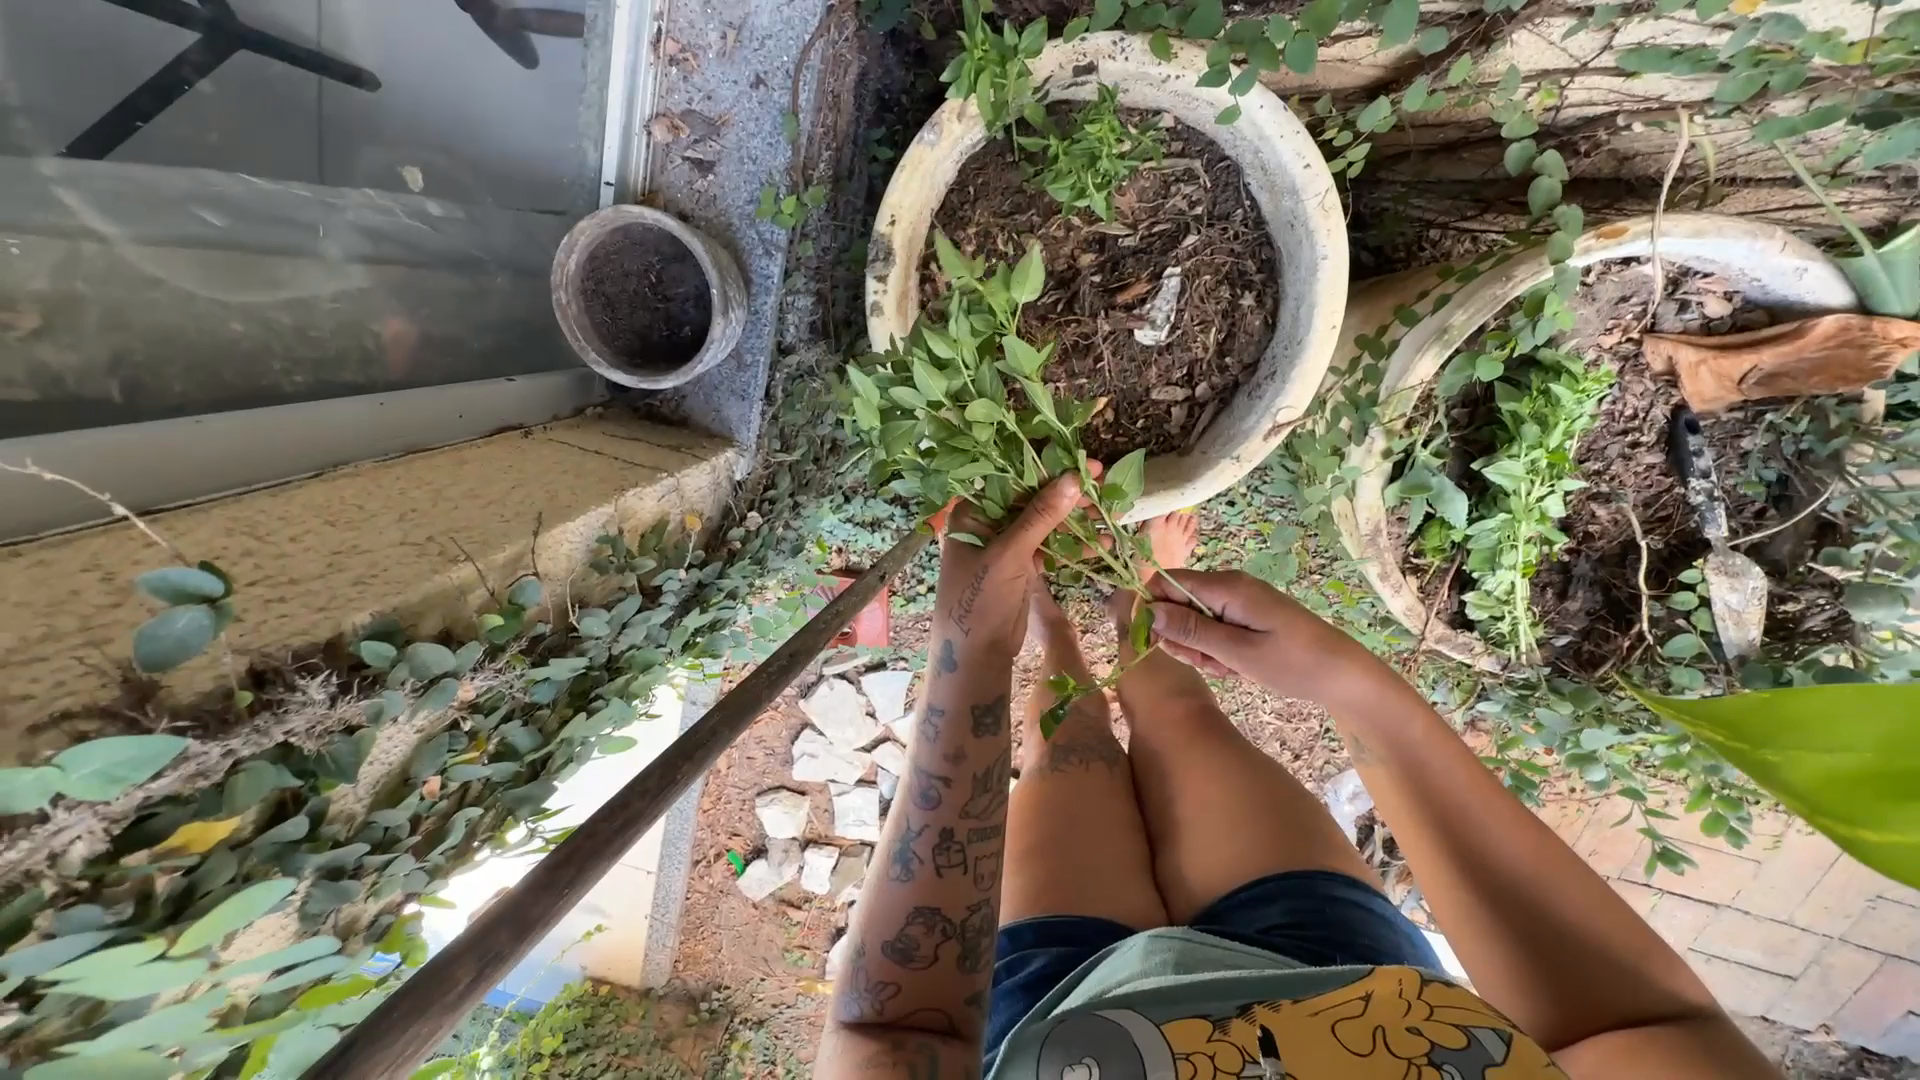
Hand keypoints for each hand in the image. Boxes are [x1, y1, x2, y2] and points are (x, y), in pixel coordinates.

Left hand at [933, 470, 1094, 659]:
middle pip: (1035, 501)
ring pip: (1048, 525)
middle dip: (1071, 496)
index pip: (1014, 481)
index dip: (1050, 471)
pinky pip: (1052, 549)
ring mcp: (1007, 546)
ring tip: (1114, 514)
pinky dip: (1075, 547)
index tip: (1085, 465)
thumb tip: (1073, 479)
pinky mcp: (1023, 566)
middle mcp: (988, 525)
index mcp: (973, 514)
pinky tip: (1104, 543)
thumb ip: (1041, 516)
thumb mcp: (1010, 554)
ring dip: (1079, 521)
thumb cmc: (979, 601)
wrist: (977, 656)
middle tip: (1107, 487)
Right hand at [1145, 569, 1384, 703]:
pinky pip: (1213, 626)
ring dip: (1199, 647)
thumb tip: (1149, 611)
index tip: (1157, 643)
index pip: (1166, 582)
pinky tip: (1233, 666)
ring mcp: (1239, 600)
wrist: (1343, 674)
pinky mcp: (1246, 614)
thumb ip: (1191, 630)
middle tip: (1203, 663)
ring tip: (1225, 668)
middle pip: (1178, 602)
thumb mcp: (1237, 652)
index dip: (1153, 610)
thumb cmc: (1293, 663)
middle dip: (1180, 635)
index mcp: (1226, 587)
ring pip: (1194, 619)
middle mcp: (1229, 585)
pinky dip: (1215, 648)